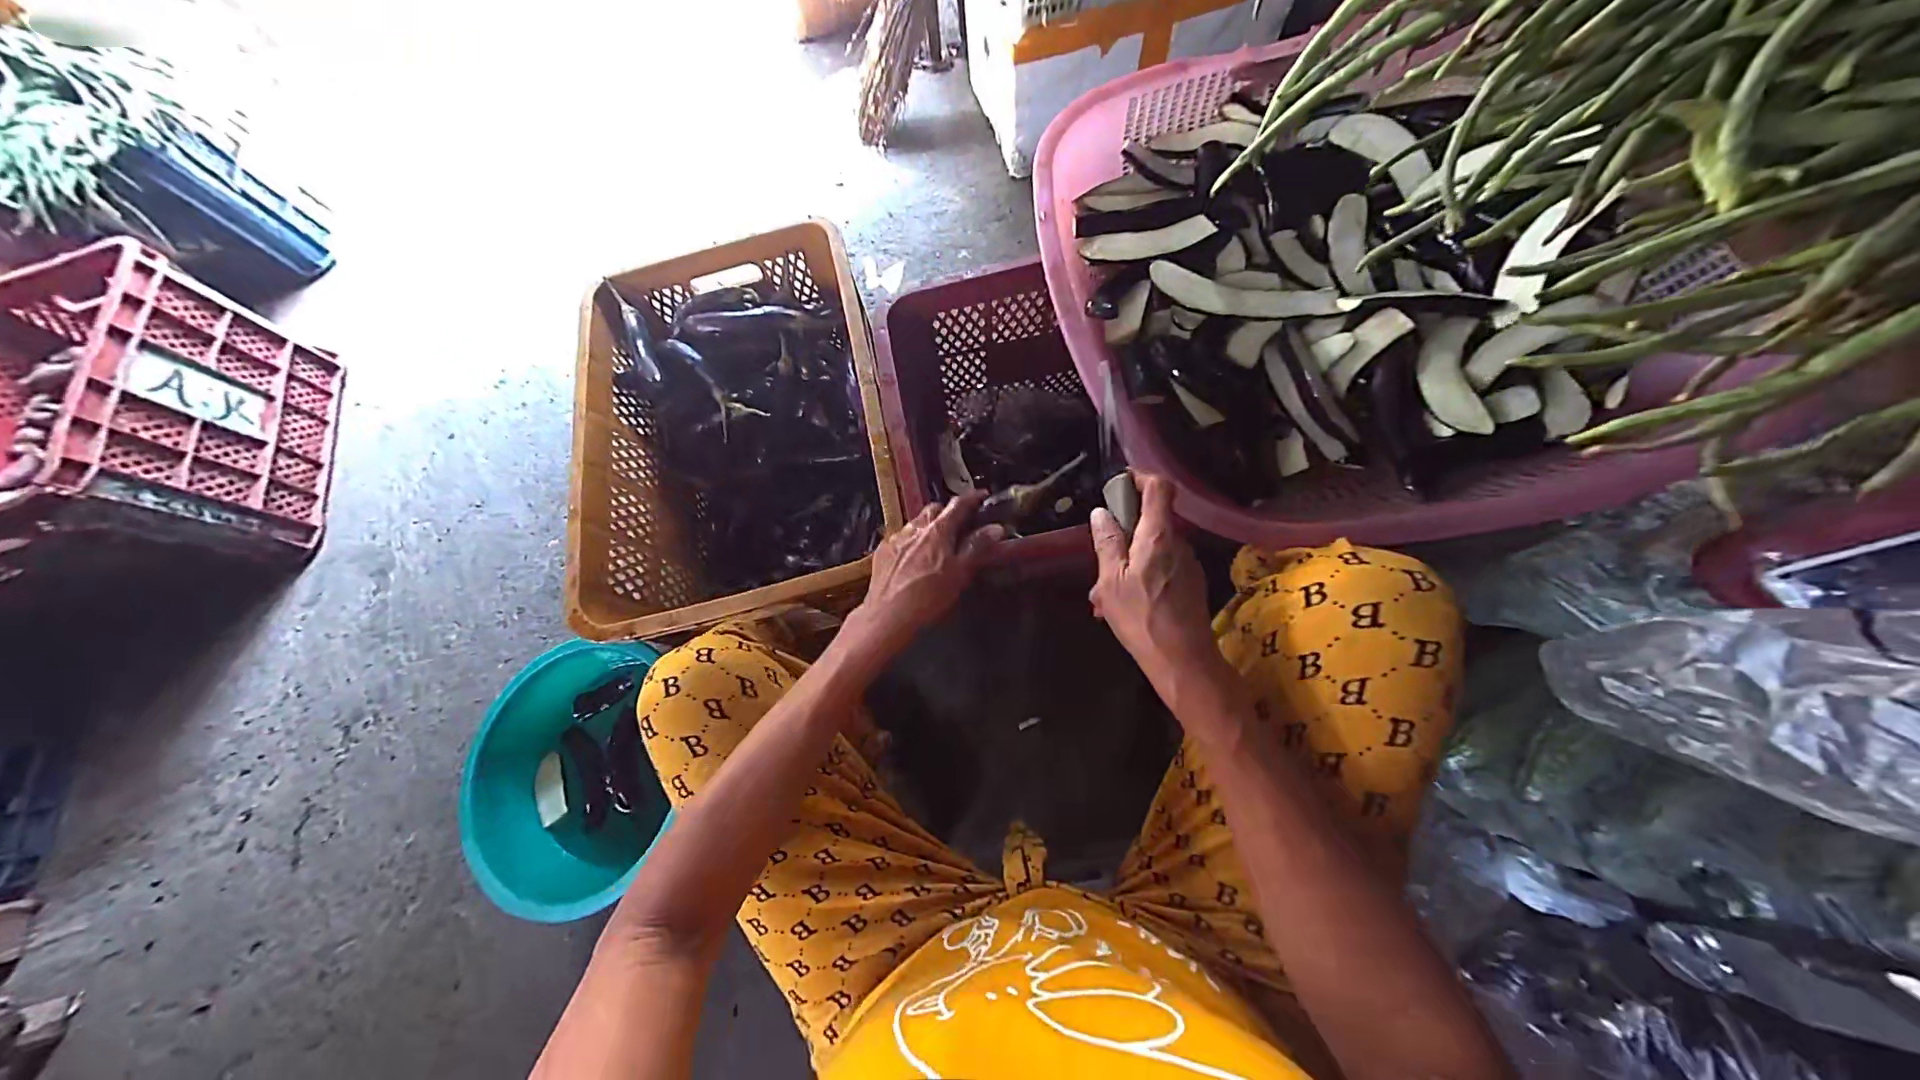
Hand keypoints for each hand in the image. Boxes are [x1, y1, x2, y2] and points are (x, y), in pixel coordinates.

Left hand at [846, 493, 1003, 654]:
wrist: (888, 617)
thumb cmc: (927, 597)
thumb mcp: (960, 573)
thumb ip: (978, 548)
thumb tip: (995, 528)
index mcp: (938, 530)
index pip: (958, 505)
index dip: (972, 499)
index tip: (981, 497)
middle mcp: (915, 529)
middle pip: (934, 510)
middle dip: (948, 512)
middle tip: (960, 524)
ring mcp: (896, 539)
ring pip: (916, 524)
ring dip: (928, 527)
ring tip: (938, 543)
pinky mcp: (882, 553)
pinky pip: (900, 539)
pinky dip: (911, 542)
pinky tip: (914, 559)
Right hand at [1088, 473, 1222, 692]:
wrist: (1183, 661)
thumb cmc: (1141, 618)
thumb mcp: (1111, 581)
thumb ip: (1107, 544)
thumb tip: (1101, 513)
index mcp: (1158, 535)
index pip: (1159, 487)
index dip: (1140, 478)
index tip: (1118, 487)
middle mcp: (1178, 543)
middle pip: (1152, 520)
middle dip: (1123, 534)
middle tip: (1100, 560)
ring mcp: (1187, 564)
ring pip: (1152, 549)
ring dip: (1128, 563)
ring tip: (1104, 596)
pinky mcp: (1190, 584)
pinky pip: (1161, 569)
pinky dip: (1140, 578)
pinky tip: (1123, 606)